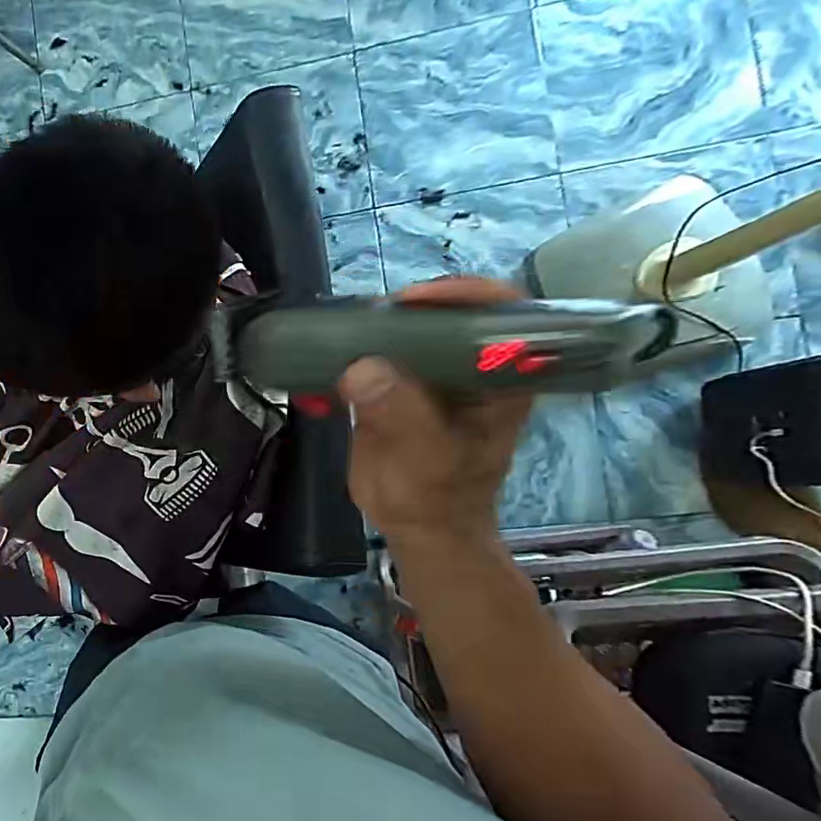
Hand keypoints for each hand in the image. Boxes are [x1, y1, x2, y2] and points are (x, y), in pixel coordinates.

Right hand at [336, 276, 533, 552]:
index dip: (461, 294)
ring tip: (338, 335)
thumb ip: (402, 413)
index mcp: (499, 375)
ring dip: (369, 327)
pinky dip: (346, 351)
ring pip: (404, 329)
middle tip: (365, 317)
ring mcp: (428, 372)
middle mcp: (467, 364)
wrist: (419, 526)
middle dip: (404, 308)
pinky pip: (372, 354)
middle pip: (443, 311)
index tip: (413, 302)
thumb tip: (359, 367)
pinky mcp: (394, 382)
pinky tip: (321, 359)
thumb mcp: (429, 459)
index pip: (496, 310)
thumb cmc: (440, 496)